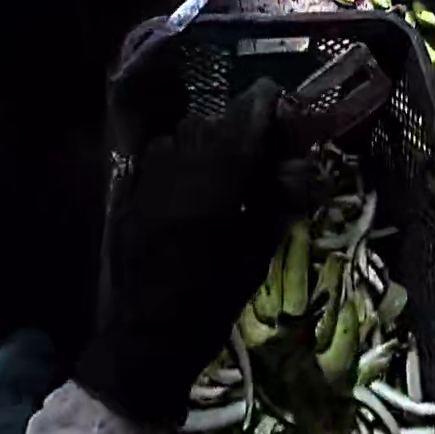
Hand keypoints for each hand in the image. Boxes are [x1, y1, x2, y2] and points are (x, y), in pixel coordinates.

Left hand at [75, 78, 298, 427]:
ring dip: (207, 141)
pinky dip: (178, 159)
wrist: (149, 331)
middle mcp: (187, 158)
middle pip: (217, 118)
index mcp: (225, 169)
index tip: (281, 106)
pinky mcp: (132, 188)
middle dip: (238, 126)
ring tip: (218, 165)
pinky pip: (160, 155)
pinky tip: (185, 184)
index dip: (269, 103)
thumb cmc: (216, 290)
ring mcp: (154, 171)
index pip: (250, 110)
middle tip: (253, 149)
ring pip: (185, 133)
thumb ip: (282, 197)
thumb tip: (302, 166)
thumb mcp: (261, 245)